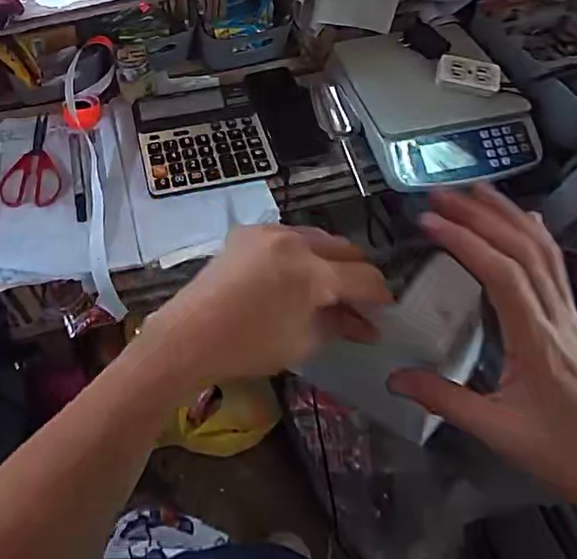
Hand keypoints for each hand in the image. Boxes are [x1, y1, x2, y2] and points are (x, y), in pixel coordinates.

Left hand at [136, 224, 392, 391]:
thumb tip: (366, 324)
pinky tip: (295, 273)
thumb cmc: (249, 346)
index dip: (380, 295)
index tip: (384, 310)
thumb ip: (339, 325)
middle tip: (359, 299)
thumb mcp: (303, 342)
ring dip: (330, 258)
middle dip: (357, 272)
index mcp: (313, 273)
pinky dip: (301, 250)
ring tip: (329, 285)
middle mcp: (295, 241)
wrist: (191, 333)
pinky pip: (288, 234)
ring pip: (317, 236)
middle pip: (344, 248)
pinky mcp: (248, 231)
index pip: (364, 277)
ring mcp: (269, 230)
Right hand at [389, 187, 576, 557]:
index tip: (429, 221)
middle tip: (441, 194)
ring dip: (508, 215)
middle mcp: (558, 319)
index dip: (464, 241)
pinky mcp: (576, 321)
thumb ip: (445, 400)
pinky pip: (557, 266)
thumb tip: (395, 378)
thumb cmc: (570, 455)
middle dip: (480, 215)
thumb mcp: (500, 434)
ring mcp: (571, 317)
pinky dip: (536, 234)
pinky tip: (526, 219)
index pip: (502, 274)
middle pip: (522, 250)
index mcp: (538, 342)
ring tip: (476, 190)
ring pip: (543, 251)